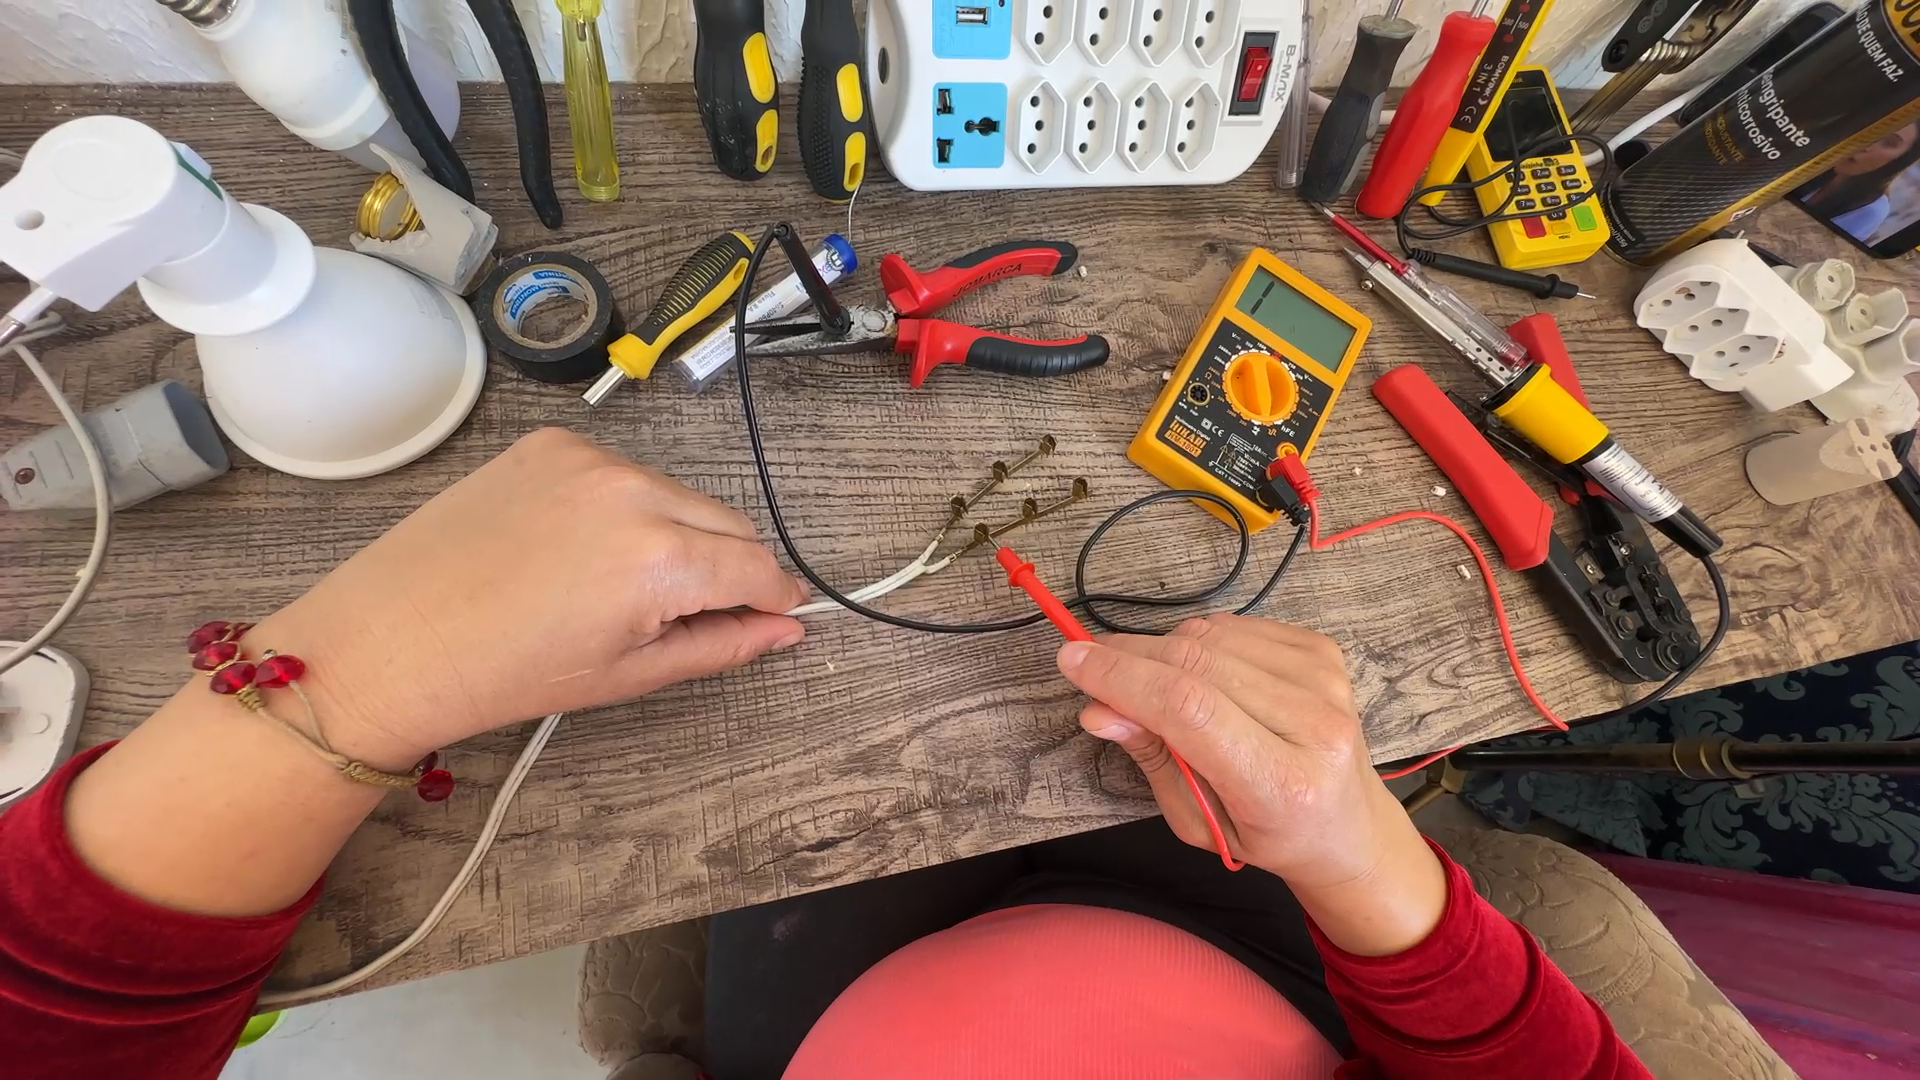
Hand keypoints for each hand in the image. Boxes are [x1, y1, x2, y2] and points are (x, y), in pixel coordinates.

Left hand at [253, 428, 809, 768]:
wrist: (386, 641)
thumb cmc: (510, 674)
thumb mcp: (632, 672)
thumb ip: (726, 645)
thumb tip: (789, 630)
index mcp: (658, 560)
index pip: (759, 568)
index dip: (777, 596)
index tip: (779, 614)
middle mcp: (635, 491)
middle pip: (733, 524)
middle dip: (734, 567)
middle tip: (694, 608)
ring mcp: (593, 458)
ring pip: (686, 496)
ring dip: (687, 534)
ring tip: (632, 578)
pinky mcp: (557, 443)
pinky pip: (634, 474)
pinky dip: (638, 507)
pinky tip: (591, 543)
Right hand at [1056, 614, 1447, 954]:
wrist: (1350, 826)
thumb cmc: (1265, 833)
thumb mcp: (1196, 820)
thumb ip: (1151, 757)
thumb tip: (1097, 709)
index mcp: (1280, 784)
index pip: (1188, 708)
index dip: (1122, 677)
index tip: (1071, 659)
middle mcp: (1314, 724)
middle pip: (1194, 663)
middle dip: (1127, 656)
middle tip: (1088, 660)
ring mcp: (1325, 681)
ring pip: (1208, 635)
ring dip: (1161, 651)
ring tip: (1154, 682)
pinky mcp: (1324, 651)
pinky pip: (1231, 625)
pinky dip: (1198, 642)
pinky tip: (1200, 673)